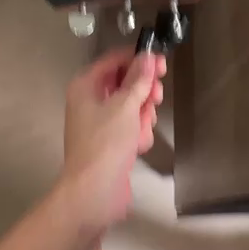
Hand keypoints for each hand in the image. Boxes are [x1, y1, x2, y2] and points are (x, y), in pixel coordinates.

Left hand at [57, 48, 165, 232]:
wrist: (94, 193)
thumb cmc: (106, 142)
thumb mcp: (125, 105)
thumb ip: (139, 79)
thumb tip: (148, 56)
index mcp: (86, 85)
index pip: (115, 60)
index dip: (139, 59)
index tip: (162, 63)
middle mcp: (90, 100)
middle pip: (125, 83)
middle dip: (143, 91)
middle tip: (156, 97)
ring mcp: (101, 123)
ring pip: (132, 106)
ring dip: (143, 115)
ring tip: (142, 128)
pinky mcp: (111, 142)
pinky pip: (130, 127)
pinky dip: (138, 133)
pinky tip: (138, 145)